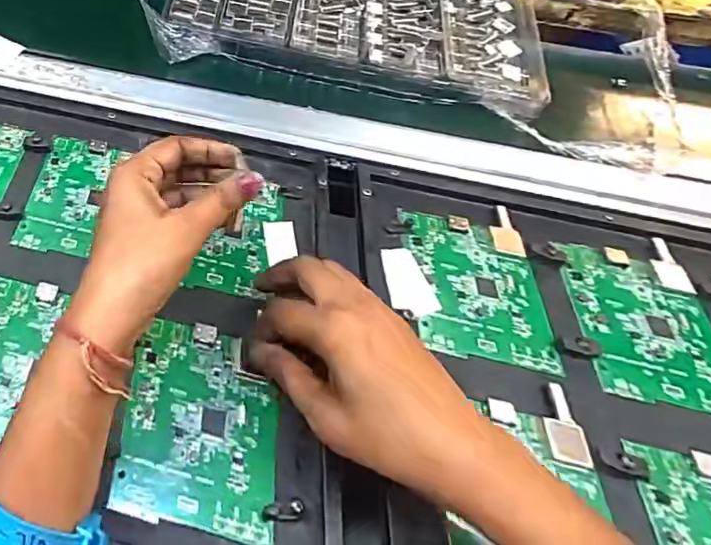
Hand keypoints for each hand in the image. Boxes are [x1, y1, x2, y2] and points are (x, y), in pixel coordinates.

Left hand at [62, 136, 254, 352]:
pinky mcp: (142, 234)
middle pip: (178, 166)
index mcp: (133, 173)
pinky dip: (197, 212)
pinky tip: (221, 219)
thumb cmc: (141, 264)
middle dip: (212, 171)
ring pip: (178, 190)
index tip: (239, 158)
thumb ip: (222, 200)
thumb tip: (253, 179)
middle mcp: (132, 186)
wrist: (110, 316)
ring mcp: (136, 211)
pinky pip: (175, 211)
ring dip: (208, 194)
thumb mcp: (186, 228)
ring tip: (239, 201)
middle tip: (244, 179)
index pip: (176, 146)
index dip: (210, 149)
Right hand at [246, 257, 486, 502]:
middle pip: (306, 266)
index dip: (261, 327)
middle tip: (261, 289)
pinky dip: (327, 283)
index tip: (254, 346)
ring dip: (304, 273)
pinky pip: (350, 282)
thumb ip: (289, 378)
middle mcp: (354, 305)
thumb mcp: (328, 418)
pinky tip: (322, 310)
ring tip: (287, 294)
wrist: (455, 445)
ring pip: (330, 267)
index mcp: (335, 328)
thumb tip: (264, 355)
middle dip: (278, 273)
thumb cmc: (392, 438)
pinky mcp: (391, 315)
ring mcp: (376, 306)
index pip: (282, 311)